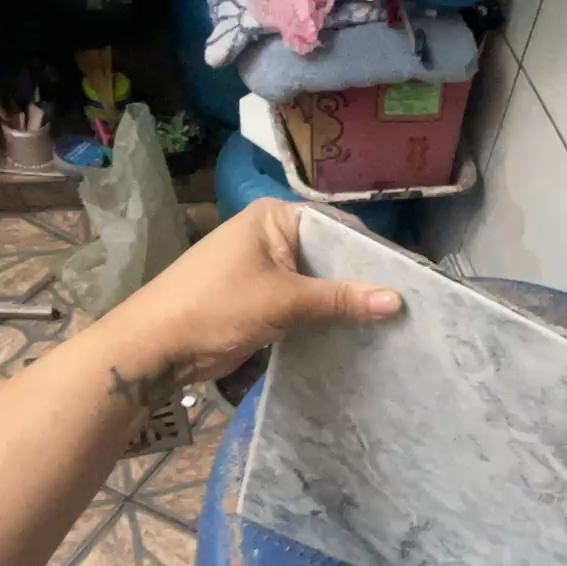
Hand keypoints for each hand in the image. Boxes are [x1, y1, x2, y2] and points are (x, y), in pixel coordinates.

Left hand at [109, 199, 401, 382]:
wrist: (155, 347)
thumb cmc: (215, 307)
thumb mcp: (284, 301)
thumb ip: (342, 299)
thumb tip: (397, 301)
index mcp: (275, 218)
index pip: (341, 228)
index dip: (375, 254)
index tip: (411, 279)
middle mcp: (275, 236)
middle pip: (334, 254)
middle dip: (365, 280)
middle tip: (409, 303)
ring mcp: (270, 268)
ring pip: (323, 281)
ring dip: (349, 301)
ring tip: (394, 319)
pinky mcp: (268, 298)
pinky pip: (310, 301)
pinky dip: (331, 315)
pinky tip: (361, 330)